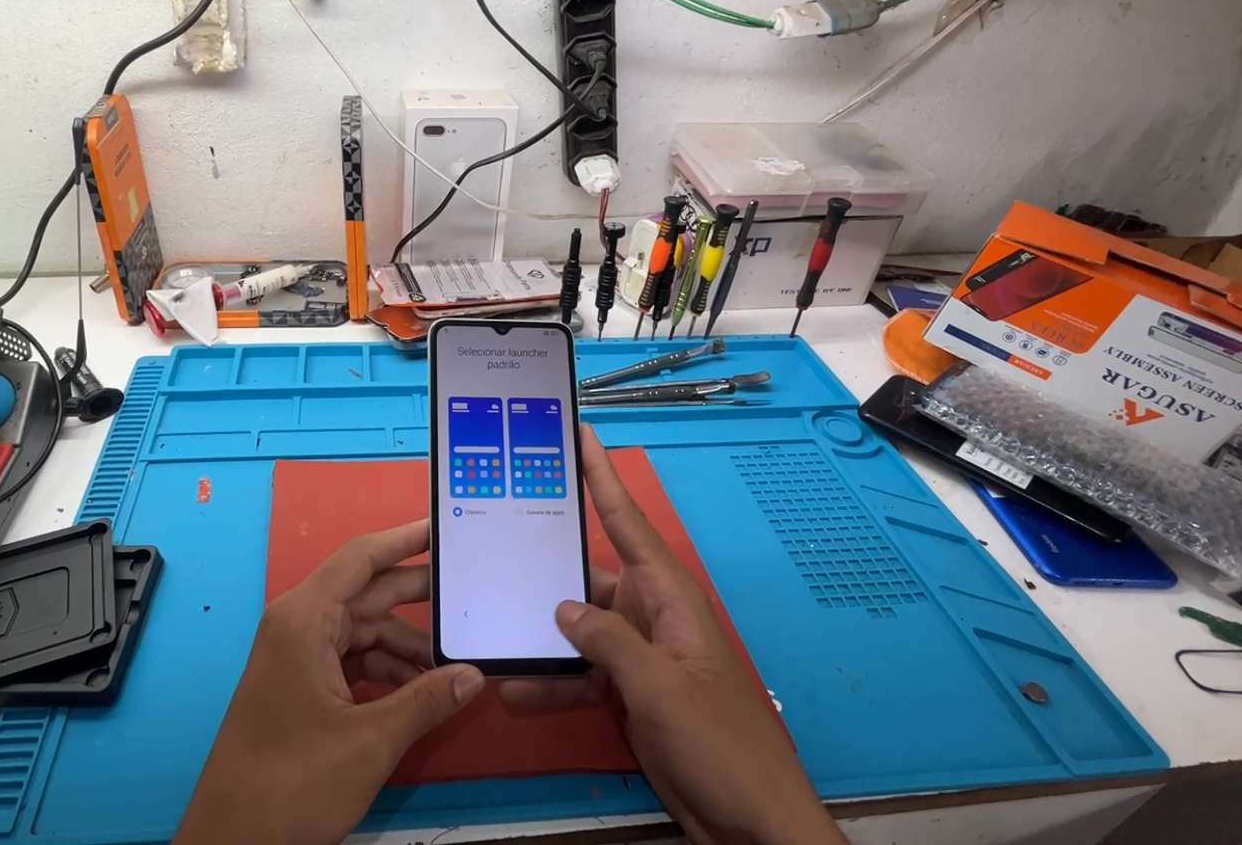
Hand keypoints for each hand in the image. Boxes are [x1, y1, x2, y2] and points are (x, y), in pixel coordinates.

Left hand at [173, 520, 483, 844]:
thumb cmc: (291, 784)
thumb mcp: (369, 742)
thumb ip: (426, 701)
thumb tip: (474, 676)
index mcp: (305, 618)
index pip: (362, 558)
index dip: (404, 539)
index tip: (441, 524)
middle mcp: (299, 624)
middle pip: (367, 593)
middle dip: (417, 595)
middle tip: (467, 591)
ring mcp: (298, 654)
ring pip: (363, 630)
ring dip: (406, 644)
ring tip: (454, 660)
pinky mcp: (301, 683)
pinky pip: (352, 658)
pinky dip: (387, 668)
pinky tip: (421, 686)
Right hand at [502, 425, 843, 844]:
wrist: (749, 820)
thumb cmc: (717, 741)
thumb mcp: (659, 686)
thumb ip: (607, 640)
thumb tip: (562, 609)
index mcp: (667, 595)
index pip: (626, 521)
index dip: (602, 476)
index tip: (579, 434)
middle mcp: (649, 614)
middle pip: (586, 578)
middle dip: (544, 568)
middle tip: (496, 544)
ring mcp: (637, 653)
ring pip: (576, 629)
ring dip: (540, 637)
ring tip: (492, 631)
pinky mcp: (627, 690)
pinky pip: (579, 672)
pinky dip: (551, 680)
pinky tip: (517, 687)